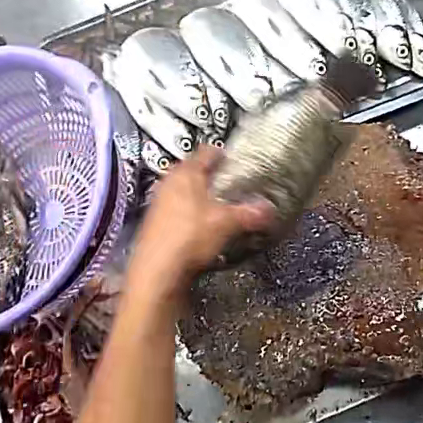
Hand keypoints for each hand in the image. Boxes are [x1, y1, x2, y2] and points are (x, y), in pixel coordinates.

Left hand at [127, 147, 271, 295]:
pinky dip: (189, 216)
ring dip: (199, 198)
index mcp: (186, 172)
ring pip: (184, 192)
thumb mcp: (227, 223)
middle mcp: (168, 183)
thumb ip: (250, 213)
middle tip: (230, 186)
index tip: (233, 160)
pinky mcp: (155, 223)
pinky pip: (176, 212)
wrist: (157, 271)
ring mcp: (158, 203)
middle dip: (212, 179)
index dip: (223, 154)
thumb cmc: (187, 238)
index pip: (207, 151)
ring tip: (218, 209)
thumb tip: (268, 209)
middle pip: (194, 172)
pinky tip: (200, 230)